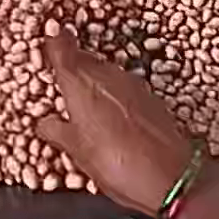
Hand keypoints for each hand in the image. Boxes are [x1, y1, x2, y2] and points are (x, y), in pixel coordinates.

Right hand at [36, 32, 218, 218]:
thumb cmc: (116, 162)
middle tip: (57, 82)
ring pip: (101, 71)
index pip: (59, 46)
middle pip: (80, 57)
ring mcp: (129, 82)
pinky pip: (120, 85)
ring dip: (91, 80)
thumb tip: (43, 123)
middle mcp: (104, 73)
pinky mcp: (149, 96)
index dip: (51, 40)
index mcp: (78, 80)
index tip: (45, 38)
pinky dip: (110, 93)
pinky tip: (108, 116)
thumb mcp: (76, 151)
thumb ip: (55, 131)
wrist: (175, 179)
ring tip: (81, 104)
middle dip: (69, 66)